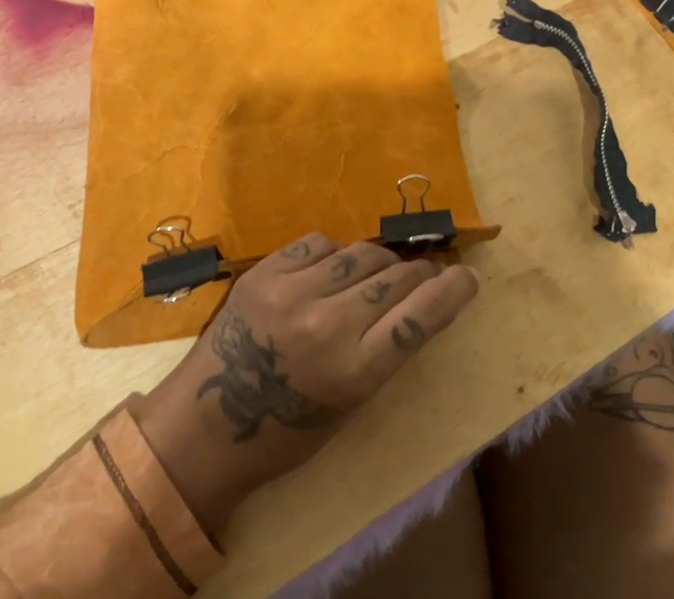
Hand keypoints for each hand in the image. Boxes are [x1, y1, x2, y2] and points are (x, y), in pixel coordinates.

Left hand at [134, 234, 479, 534]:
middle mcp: (326, 325)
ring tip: (379, 274)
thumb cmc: (287, 432)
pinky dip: (336, 254)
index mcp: (353, 373)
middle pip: (396, 279)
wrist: (205, 426)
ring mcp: (290, 293)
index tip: (468, 278)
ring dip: (381, 262)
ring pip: (362, 254)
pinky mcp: (262, 273)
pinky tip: (333, 269)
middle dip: (421, 274)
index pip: (420, 317)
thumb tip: (420, 300)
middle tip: (426, 276)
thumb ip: (385, 351)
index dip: (453, 291)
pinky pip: (320, 242)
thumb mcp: (350, 404)